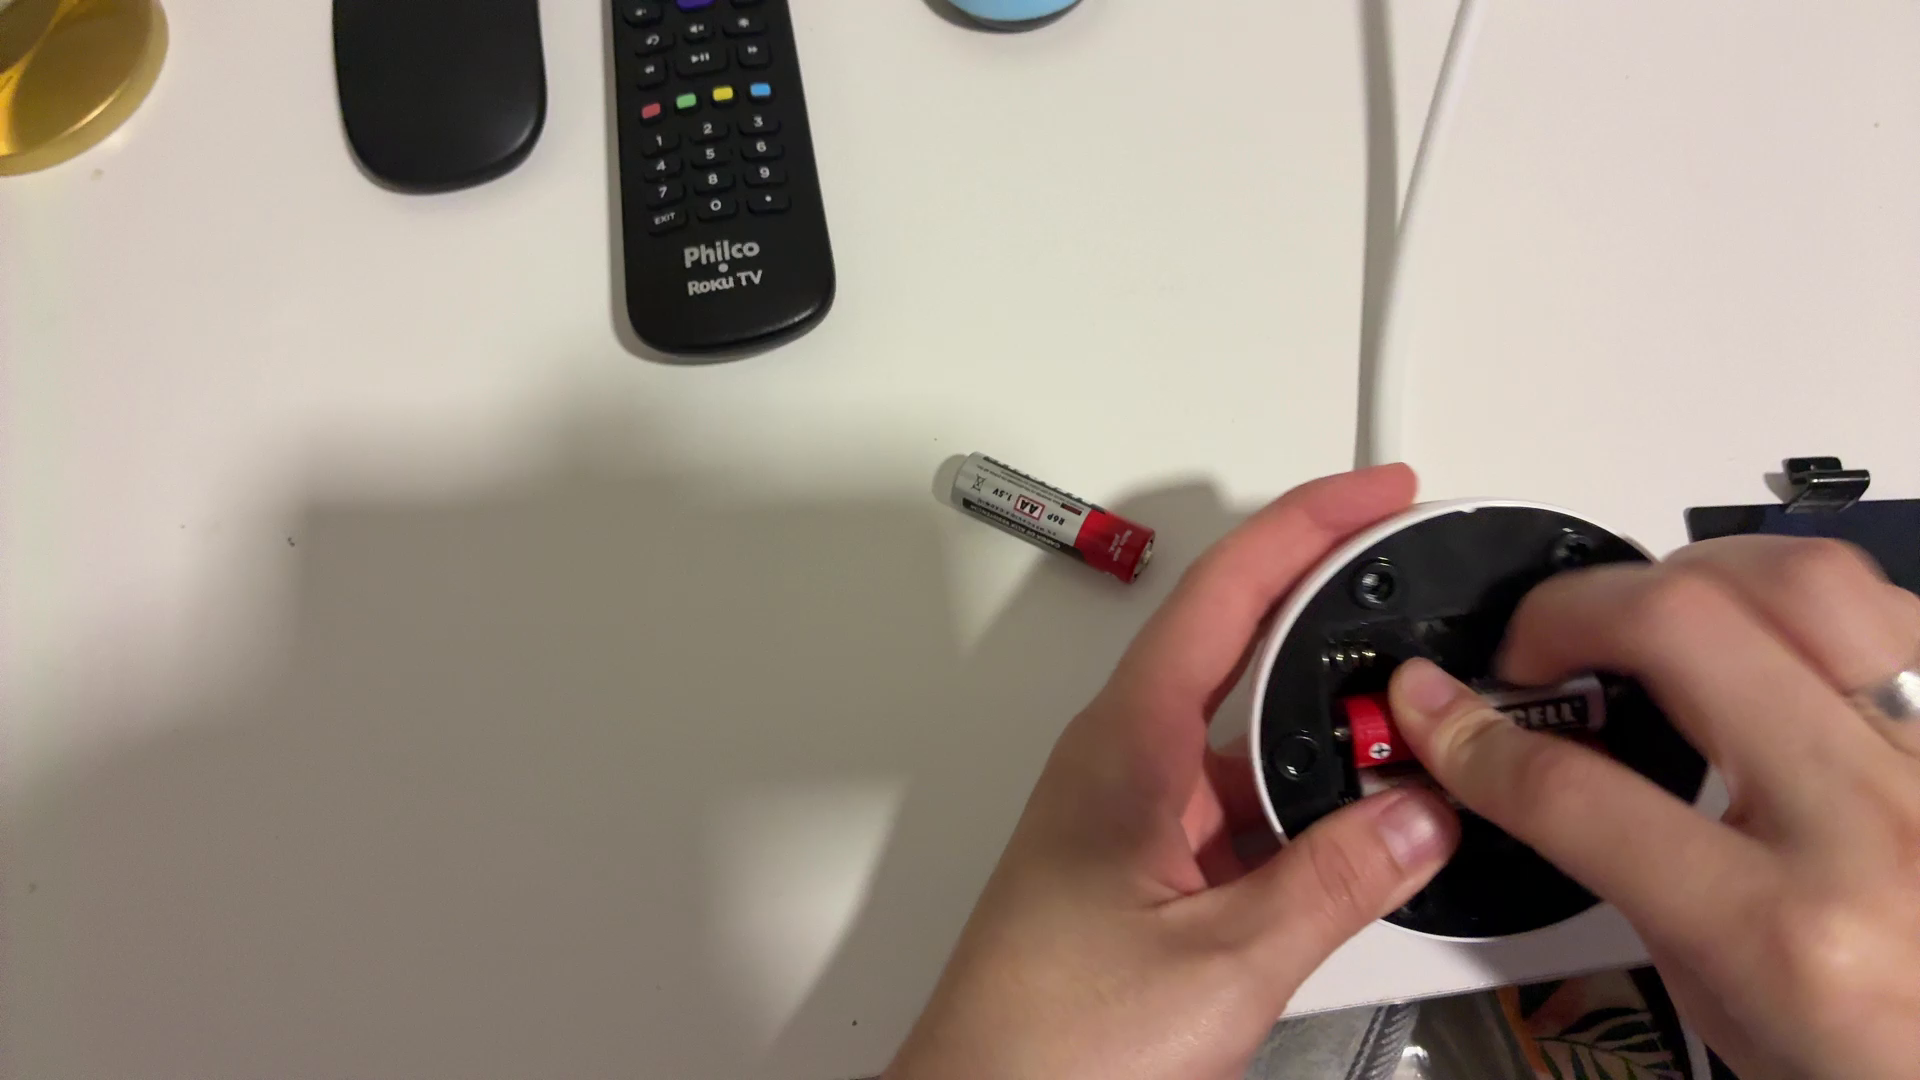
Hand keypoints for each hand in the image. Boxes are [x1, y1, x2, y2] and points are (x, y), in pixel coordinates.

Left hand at [883, 466, 1459, 1079]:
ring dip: (1313, 694)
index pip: (1222, 595)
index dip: (1300, 528)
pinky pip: (1231, 778)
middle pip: (1230, 631)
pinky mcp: (1143, 836)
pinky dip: (1293, 770)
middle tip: (1400, 561)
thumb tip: (1417, 816)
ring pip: (1237, 711)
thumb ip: (1329, 884)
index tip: (1369, 492)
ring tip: (1401, 691)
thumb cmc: (1055, 1032)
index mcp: (1128, 740)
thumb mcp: (1221, 961)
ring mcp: (1133, 791)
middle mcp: (1124, 747)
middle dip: (1318, 589)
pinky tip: (1348, 795)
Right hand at [1387, 535, 1919, 1079]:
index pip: (1566, 789)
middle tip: (1536, 648)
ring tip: (1639, 618)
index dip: (1464, 734)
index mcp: (1792, 934)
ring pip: (1796, 580)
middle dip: (1560, 613)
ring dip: (1679, 578)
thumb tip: (1518, 758)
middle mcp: (1886, 831)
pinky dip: (1793, 606)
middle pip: (1674, 626)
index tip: (1430, 706)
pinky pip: (1895, 608)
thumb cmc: (1896, 1065)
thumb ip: (1612, 858)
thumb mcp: (1709, 991)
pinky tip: (1757, 646)